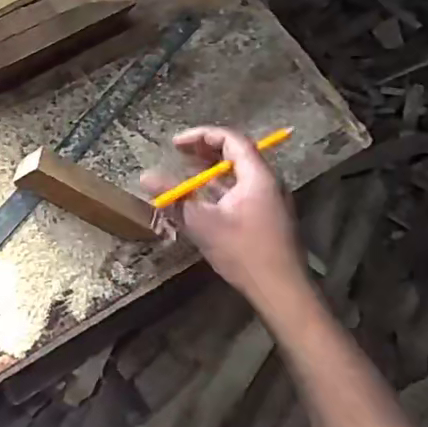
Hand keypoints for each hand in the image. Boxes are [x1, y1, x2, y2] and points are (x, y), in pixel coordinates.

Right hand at [143, 126, 307, 305]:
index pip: (230, 139)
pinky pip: (241, 190)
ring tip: (186, 172)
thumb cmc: (243, 252)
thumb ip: (174, 197)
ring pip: (238, 173)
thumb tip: (145, 177)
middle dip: (205, 150)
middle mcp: (267, 182)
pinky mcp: (267, 217)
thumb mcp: (202, 222)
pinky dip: (219, 187)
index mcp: (257, 176)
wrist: (282, 291)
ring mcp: (270, 200)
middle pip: (236, 153)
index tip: (175, 144)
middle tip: (178, 153)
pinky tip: (201, 199)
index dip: (201, 135)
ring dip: (211, 169)